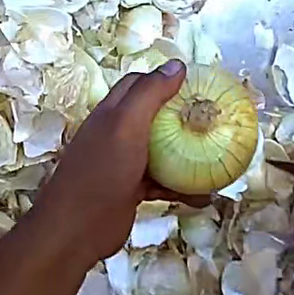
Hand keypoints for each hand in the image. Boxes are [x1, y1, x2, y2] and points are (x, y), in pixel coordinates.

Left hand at [32, 60, 196, 266]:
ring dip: (186, 153)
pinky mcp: (132, 189)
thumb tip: (176, 65)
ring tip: (217, 156)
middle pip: (152, 116)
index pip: (137, 84)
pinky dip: (183, 187)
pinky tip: (206, 196)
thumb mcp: (126, 125)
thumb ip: (149, 94)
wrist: (76, 229)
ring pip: (161, 151)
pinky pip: (163, 182)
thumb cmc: (101, 171)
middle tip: (212, 118)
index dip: (163, 79)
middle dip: (180, 115)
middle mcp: (116, 134)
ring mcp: (124, 163)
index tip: (196, 83)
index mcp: (111, 112)